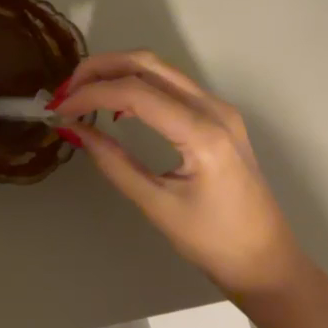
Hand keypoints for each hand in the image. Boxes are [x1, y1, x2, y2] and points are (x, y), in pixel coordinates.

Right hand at [52, 50, 311, 296]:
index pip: (135, 92)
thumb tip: (73, 128)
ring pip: (157, 67)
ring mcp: (218, 108)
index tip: (60, 109)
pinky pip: (169, 83)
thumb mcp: (156, 205)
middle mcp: (213, 108)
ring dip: (115, 71)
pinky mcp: (216, 115)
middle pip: (146, 63)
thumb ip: (113, 162)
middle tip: (65, 91)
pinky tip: (116, 107)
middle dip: (99, 69)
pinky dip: (135, 82)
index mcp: (202, 132)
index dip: (91, 93)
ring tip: (82, 94)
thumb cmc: (214, 243)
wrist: (268, 263)